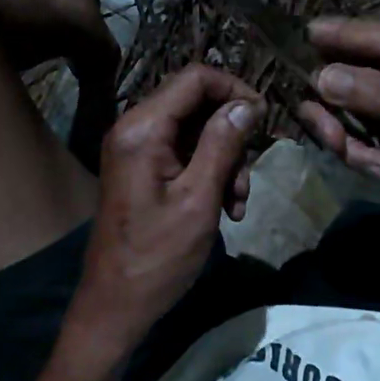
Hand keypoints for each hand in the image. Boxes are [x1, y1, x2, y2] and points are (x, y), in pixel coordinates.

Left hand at [64, 65, 261, 359]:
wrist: (116, 302)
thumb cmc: (158, 256)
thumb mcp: (199, 200)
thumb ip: (223, 144)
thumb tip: (247, 104)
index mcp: (142, 129)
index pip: (194, 78)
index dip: (234, 88)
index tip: (263, 118)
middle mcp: (133, 127)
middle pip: (196, 103)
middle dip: (231, 135)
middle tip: (246, 178)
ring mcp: (135, 147)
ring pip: (195, 129)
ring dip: (224, 159)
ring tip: (236, 204)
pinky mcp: (140, 166)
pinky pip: (183, 151)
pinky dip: (208, 172)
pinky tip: (224, 208)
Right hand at [296, 17, 379, 193]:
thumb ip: (378, 96)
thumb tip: (319, 76)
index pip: (339, 31)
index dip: (310, 57)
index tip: (297, 97)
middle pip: (329, 72)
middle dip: (330, 116)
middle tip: (342, 147)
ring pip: (337, 104)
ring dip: (349, 140)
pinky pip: (354, 123)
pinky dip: (364, 150)